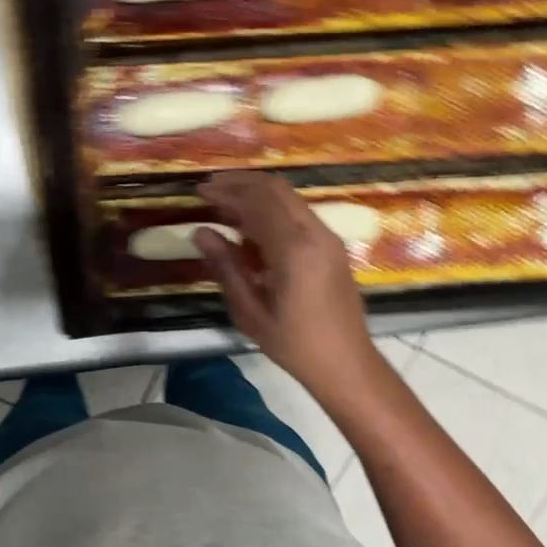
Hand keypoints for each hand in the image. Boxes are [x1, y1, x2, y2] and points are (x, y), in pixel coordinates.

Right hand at [193, 171, 378, 394]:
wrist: (346, 362)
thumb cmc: (294, 345)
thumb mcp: (251, 312)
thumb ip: (226, 267)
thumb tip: (201, 233)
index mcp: (294, 249)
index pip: (256, 202)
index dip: (227, 192)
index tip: (200, 191)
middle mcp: (315, 233)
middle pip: (275, 189)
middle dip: (241, 184)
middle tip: (211, 190)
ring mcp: (328, 237)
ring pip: (289, 199)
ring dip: (257, 195)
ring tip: (226, 207)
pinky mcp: (333, 246)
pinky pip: (299, 214)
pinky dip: (273, 211)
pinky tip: (252, 228)